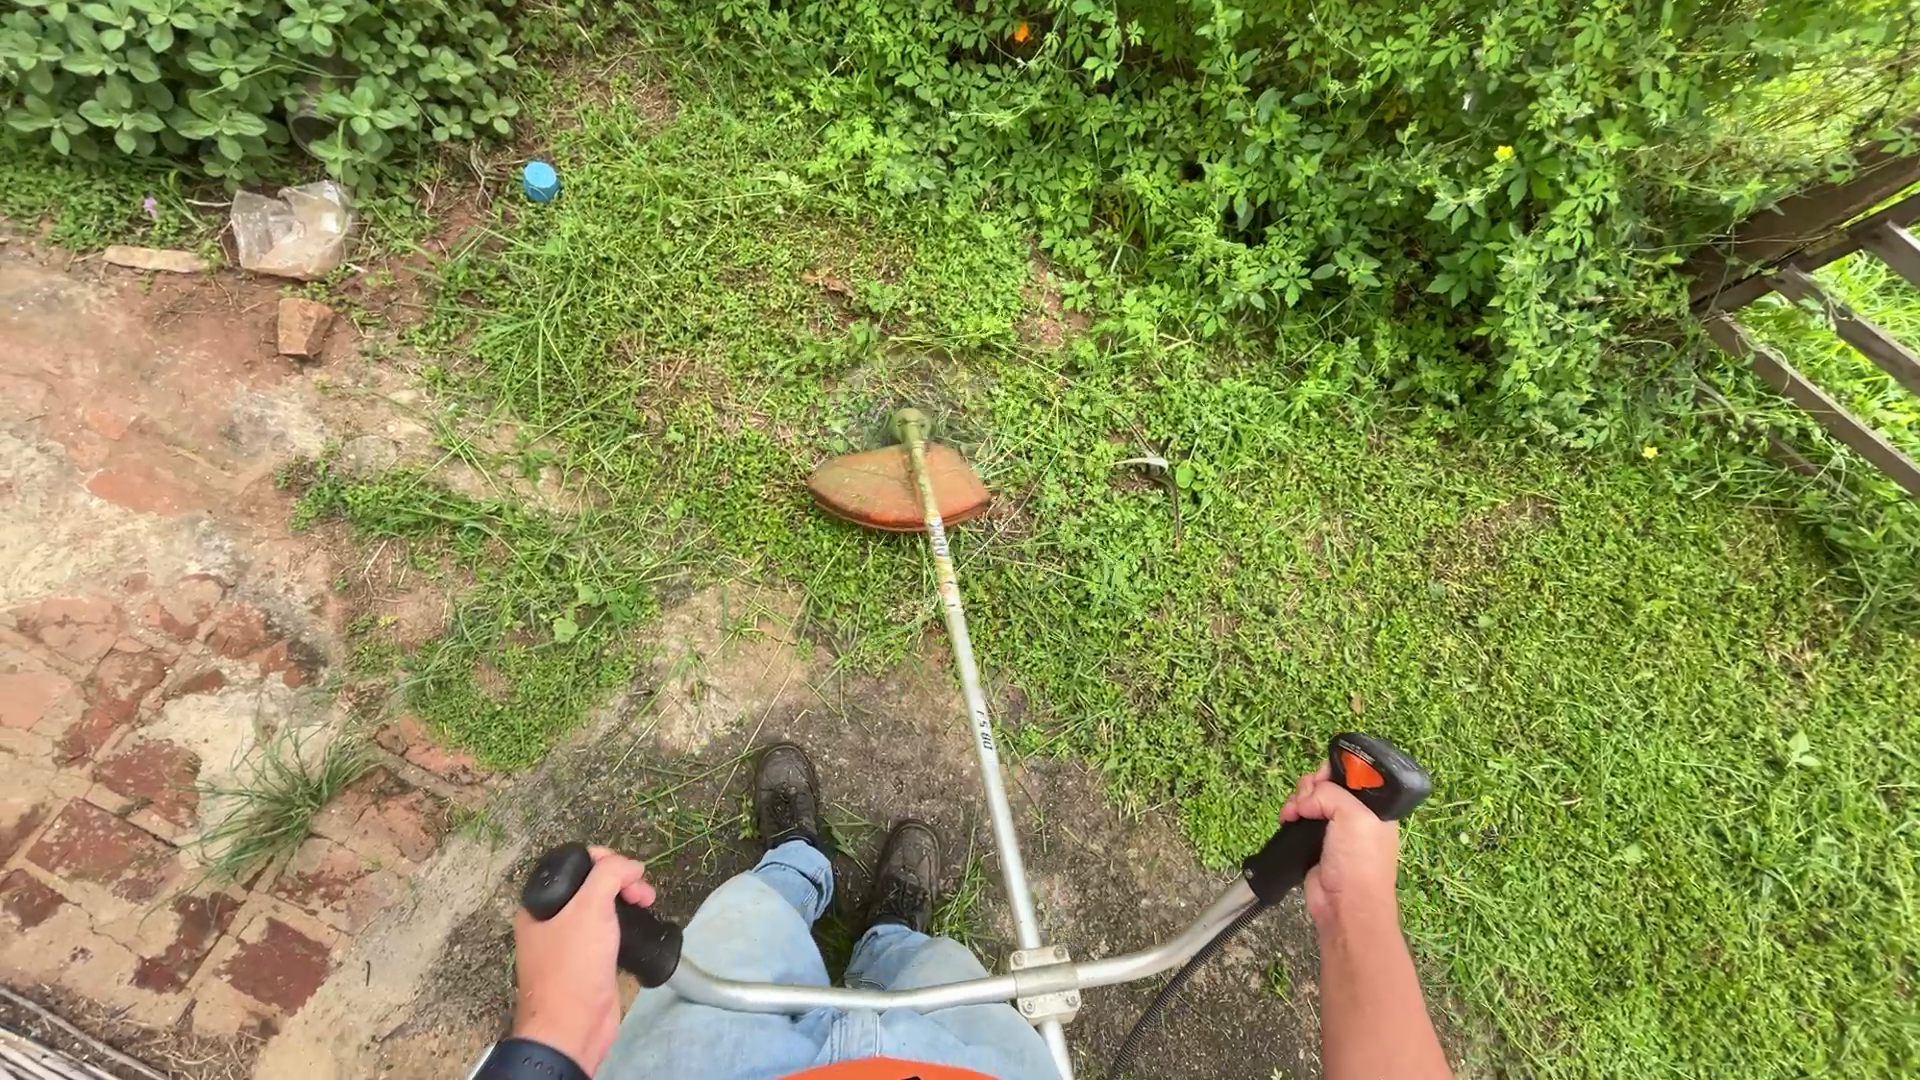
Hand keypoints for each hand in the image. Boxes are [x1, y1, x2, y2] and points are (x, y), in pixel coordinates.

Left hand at [511, 846, 656, 1073]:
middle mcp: (550, 918)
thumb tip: (633, 867)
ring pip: (603, 903)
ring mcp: (569, 940)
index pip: (576, 862)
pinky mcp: (586, 959)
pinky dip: (625, 919)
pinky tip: (638, 924)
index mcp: (540, 903)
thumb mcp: (591, 906)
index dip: (608, 860)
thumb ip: (610, 874)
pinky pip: (608, 926)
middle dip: (623, 879)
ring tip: (647, 904)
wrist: (573, 1027)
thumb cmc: (576, 963)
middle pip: (593, 881)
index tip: (630, 873)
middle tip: (643, 893)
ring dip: (628, 897)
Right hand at [1280, 764, 1400, 931]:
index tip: (1321, 777)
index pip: (1354, 777)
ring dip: (1298, 800)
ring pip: (1310, 798)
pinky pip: (1300, 815)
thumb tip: (1304, 802)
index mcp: (1375, 809)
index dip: (1335, 772)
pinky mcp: (1315, 840)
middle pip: (1327, 785)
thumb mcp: (1353, 815)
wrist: (1345, 904)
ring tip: (1294, 812)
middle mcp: (1356, 817)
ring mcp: (1334, 830)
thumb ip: (1329, 794)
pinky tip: (1288, 818)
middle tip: (1307, 799)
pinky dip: (1291, 812)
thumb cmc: (1358, 860)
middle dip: (1311, 786)